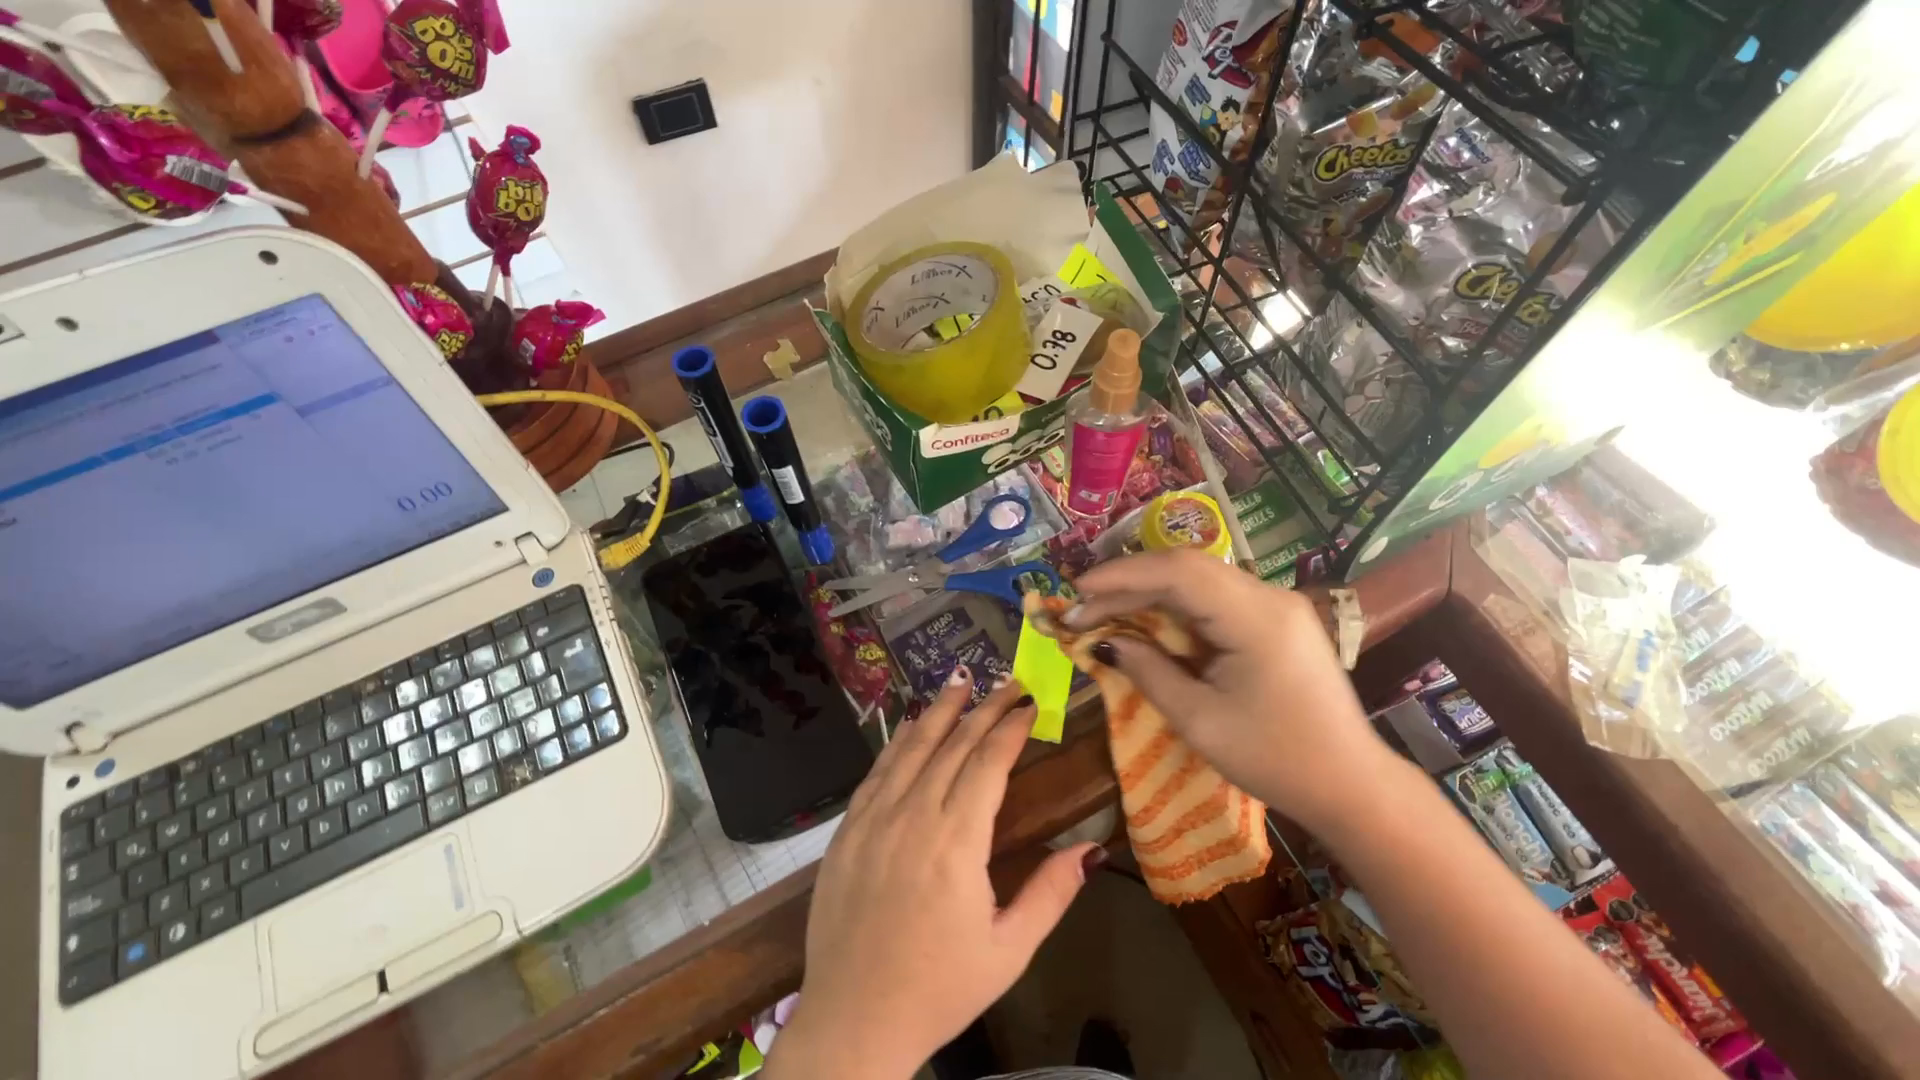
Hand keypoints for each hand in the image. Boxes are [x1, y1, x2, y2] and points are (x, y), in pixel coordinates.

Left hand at [764, 670, 1102, 1079]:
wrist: (854, 1021)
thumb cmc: (940, 989)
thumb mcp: (1009, 950)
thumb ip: (1051, 894)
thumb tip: (1091, 847)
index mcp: (955, 842)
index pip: (988, 762)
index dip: (1012, 727)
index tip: (1033, 702)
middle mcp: (911, 818)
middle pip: (952, 745)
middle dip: (984, 708)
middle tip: (1009, 681)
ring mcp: (872, 822)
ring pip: (910, 749)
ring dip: (939, 712)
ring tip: (961, 681)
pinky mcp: (846, 833)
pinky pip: (876, 773)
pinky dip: (898, 743)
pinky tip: (911, 727)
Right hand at [1065, 549, 1396, 834]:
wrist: (1350, 785)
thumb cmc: (1275, 759)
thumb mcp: (1200, 721)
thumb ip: (1149, 672)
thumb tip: (1106, 642)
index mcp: (1257, 618)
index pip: (1178, 573)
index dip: (1121, 576)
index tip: (1076, 591)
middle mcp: (1270, 597)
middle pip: (1188, 569)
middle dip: (1129, 583)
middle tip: (1081, 607)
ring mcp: (1278, 606)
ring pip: (1201, 580)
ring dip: (1150, 593)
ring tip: (1104, 612)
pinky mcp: (1278, 621)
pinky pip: (1217, 600)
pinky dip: (1177, 608)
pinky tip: (1148, 622)